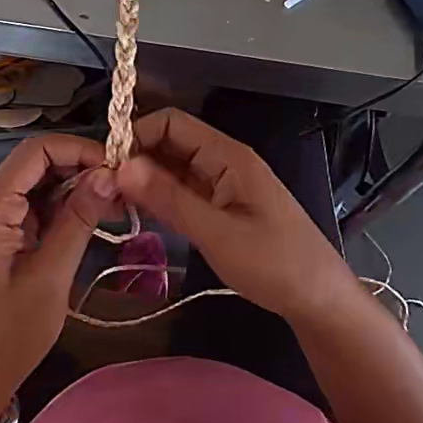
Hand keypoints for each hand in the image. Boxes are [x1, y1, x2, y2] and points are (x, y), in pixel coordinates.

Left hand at [0, 133, 117, 422]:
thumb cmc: (7, 336)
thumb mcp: (50, 277)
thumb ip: (78, 220)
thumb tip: (108, 175)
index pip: (36, 150)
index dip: (78, 150)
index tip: (116, 169)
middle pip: (37, 163)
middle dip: (80, 168)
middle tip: (122, 190)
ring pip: (38, 185)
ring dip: (75, 189)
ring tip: (115, 205)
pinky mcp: (0, 238)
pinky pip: (34, 208)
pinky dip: (63, 210)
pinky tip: (91, 220)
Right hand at [114, 108, 359, 326]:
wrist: (318, 299)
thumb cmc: (275, 263)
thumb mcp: (217, 233)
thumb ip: (169, 199)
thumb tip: (122, 166)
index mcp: (226, 155)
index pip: (171, 123)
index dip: (136, 135)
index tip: (106, 165)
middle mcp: (221, 161)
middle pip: (168, 143)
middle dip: (135, 159)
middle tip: (103, 189)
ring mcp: (220, 184)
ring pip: (172, 168)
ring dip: (144, 180)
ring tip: (113, 202)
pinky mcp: (219, 206)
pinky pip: (181, 191)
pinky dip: (159, 198)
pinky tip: (138, 214)